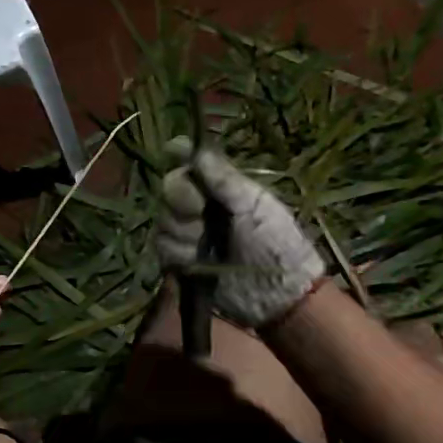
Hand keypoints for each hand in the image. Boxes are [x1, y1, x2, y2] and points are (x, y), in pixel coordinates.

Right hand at [156, 139, 326, 327]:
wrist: (279, 295)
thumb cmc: (276, 243)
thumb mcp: (255, 205)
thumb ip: (224, 178)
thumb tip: (195, 148)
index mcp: (220, 187)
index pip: (188, 162)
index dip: (179, 158)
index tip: (175, 156)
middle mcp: (199, 206)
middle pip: (169, 187)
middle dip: (184, 202)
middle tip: (204, 215)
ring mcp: (187, 233)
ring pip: (163, 219)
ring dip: (185, 233)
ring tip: (210, 246)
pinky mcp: (179, 260)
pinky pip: (163, 247)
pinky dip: (181, 253)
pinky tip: (201, 262)